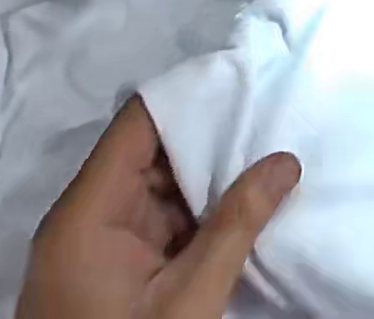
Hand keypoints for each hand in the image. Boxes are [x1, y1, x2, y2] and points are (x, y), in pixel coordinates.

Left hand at [19, 97, 300, 318]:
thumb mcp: (187, 303)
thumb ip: (237, 225)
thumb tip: (287, 160)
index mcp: (86, 211)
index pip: (138, 122)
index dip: (186, 94)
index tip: (238, 77)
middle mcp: (88, 214)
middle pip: (150, 148)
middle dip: (209, 132)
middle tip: (264, 109)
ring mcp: (101, 242)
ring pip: (161, 182)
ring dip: (209, 170)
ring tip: (263, 142)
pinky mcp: (116, 267)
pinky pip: (161, 216)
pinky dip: (200, 206)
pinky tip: (242, 192)